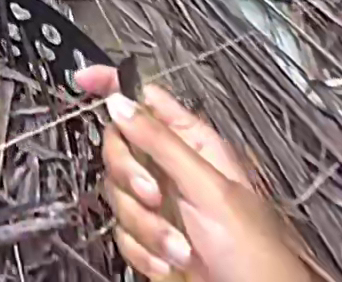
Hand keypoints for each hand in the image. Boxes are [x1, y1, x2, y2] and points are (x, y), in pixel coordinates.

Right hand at [74, 67, 312, 281]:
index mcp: (192, 144)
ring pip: (116, 190)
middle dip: (128, 174)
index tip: (82, 79)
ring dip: (143, 223)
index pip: (144, 97)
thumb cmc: (259, 259)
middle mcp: (171, 168)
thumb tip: (118, 101)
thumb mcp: (210, 191)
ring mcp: (159, 203)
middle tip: (151, 195)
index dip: (112, 84)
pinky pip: (121, 228)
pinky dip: (142, 249)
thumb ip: (161, 142)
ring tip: (178, 247)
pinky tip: (169, 263)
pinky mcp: (149, 237)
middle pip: (118, 143)